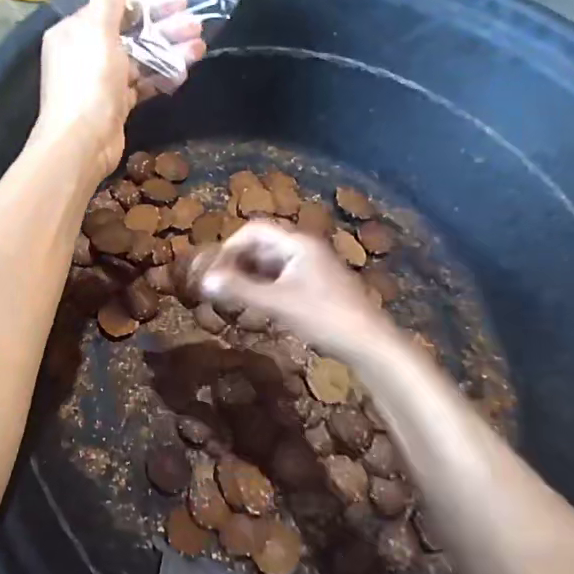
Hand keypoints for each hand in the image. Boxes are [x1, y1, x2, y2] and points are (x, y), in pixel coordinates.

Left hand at [32, 0, 205, 178]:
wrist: (80, 143)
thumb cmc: (87, 83)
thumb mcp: (98, 32)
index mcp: (74, 32)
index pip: (112, 7)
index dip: (146, 2)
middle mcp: (84, 53)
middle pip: (129, 32)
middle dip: (164, 27)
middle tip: (196, 24)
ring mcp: (99, 81)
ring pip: (138, 58)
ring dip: (168, 50)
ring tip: (199, 47)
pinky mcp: (113, 104)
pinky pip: (140, 84)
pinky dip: (160, 76)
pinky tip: (184, 71)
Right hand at [193, 222, 391, 356]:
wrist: (369, 344)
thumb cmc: (324, 318)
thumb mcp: (277, 303)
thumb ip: (239, 290)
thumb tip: (204, 281)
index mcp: (298, 243)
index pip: (254, 230)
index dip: (229, 246)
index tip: (213, 269)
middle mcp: (305, 248)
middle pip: (261, 244)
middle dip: (236, 260)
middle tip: (216, 282)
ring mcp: (312, 266)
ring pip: (270, 261)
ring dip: (247, 273)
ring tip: (229, 293)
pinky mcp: (315, 285)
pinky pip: (281, 275)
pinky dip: (262, 284)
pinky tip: (253, 302)